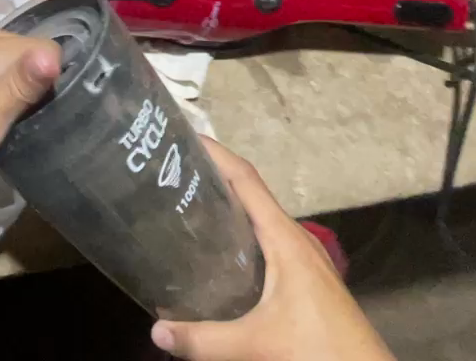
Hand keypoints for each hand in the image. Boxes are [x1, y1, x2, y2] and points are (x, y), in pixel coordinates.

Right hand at [152, 140, 394, 360]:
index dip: (215, 152)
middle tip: (172, 172)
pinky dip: (242, 232)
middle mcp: (296, 238)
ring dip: (229, 206)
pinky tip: (221, 252)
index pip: (246, 178)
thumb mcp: (257, 344)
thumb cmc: (319, 351)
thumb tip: (156, 331)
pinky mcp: (308, 278)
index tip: (182, 136)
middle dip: (213, 177)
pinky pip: (268, 239)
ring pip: (261, 218)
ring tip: (188, 205)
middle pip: (250, 193)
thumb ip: (204, 340)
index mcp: (285, 237)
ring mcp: (305, 258)